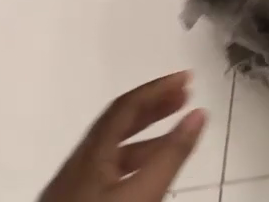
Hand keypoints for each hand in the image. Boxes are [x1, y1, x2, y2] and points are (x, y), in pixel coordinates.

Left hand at [40, 72, 206, 201]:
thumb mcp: (144, 193)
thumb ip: (172, 154)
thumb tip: (199, 112)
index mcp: (89, 158)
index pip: (124, 108)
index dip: (156, 88)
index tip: (189, 78)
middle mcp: (74, 169)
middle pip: (114, 124)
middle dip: (152, 106)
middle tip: (186, 96)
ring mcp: (69, 191)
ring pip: (109, 149)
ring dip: (145, 134)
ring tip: (175, 134)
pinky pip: (104, 169)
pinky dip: (132, 157)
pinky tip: (147, 170)